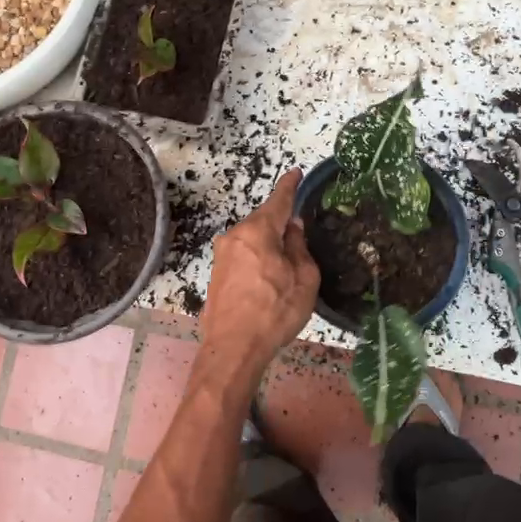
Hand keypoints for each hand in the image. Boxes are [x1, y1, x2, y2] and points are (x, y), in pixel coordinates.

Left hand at [199, 169, 320, 372]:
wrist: (233, 348)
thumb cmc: (275, 312)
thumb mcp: (304, 278)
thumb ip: (300, 247)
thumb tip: (293, 227)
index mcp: (258, 231)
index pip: (278, 200)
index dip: (290, 186)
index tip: (296, 173)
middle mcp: (235, 235)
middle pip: (263, 221)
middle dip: (280, 224)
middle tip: (300, 236)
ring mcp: (222, 255)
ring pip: (252, 239)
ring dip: (268, 245)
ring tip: (285, 266)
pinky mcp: (216, 273)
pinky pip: (243, 255)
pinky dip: (257, 259)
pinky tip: (267, 278)